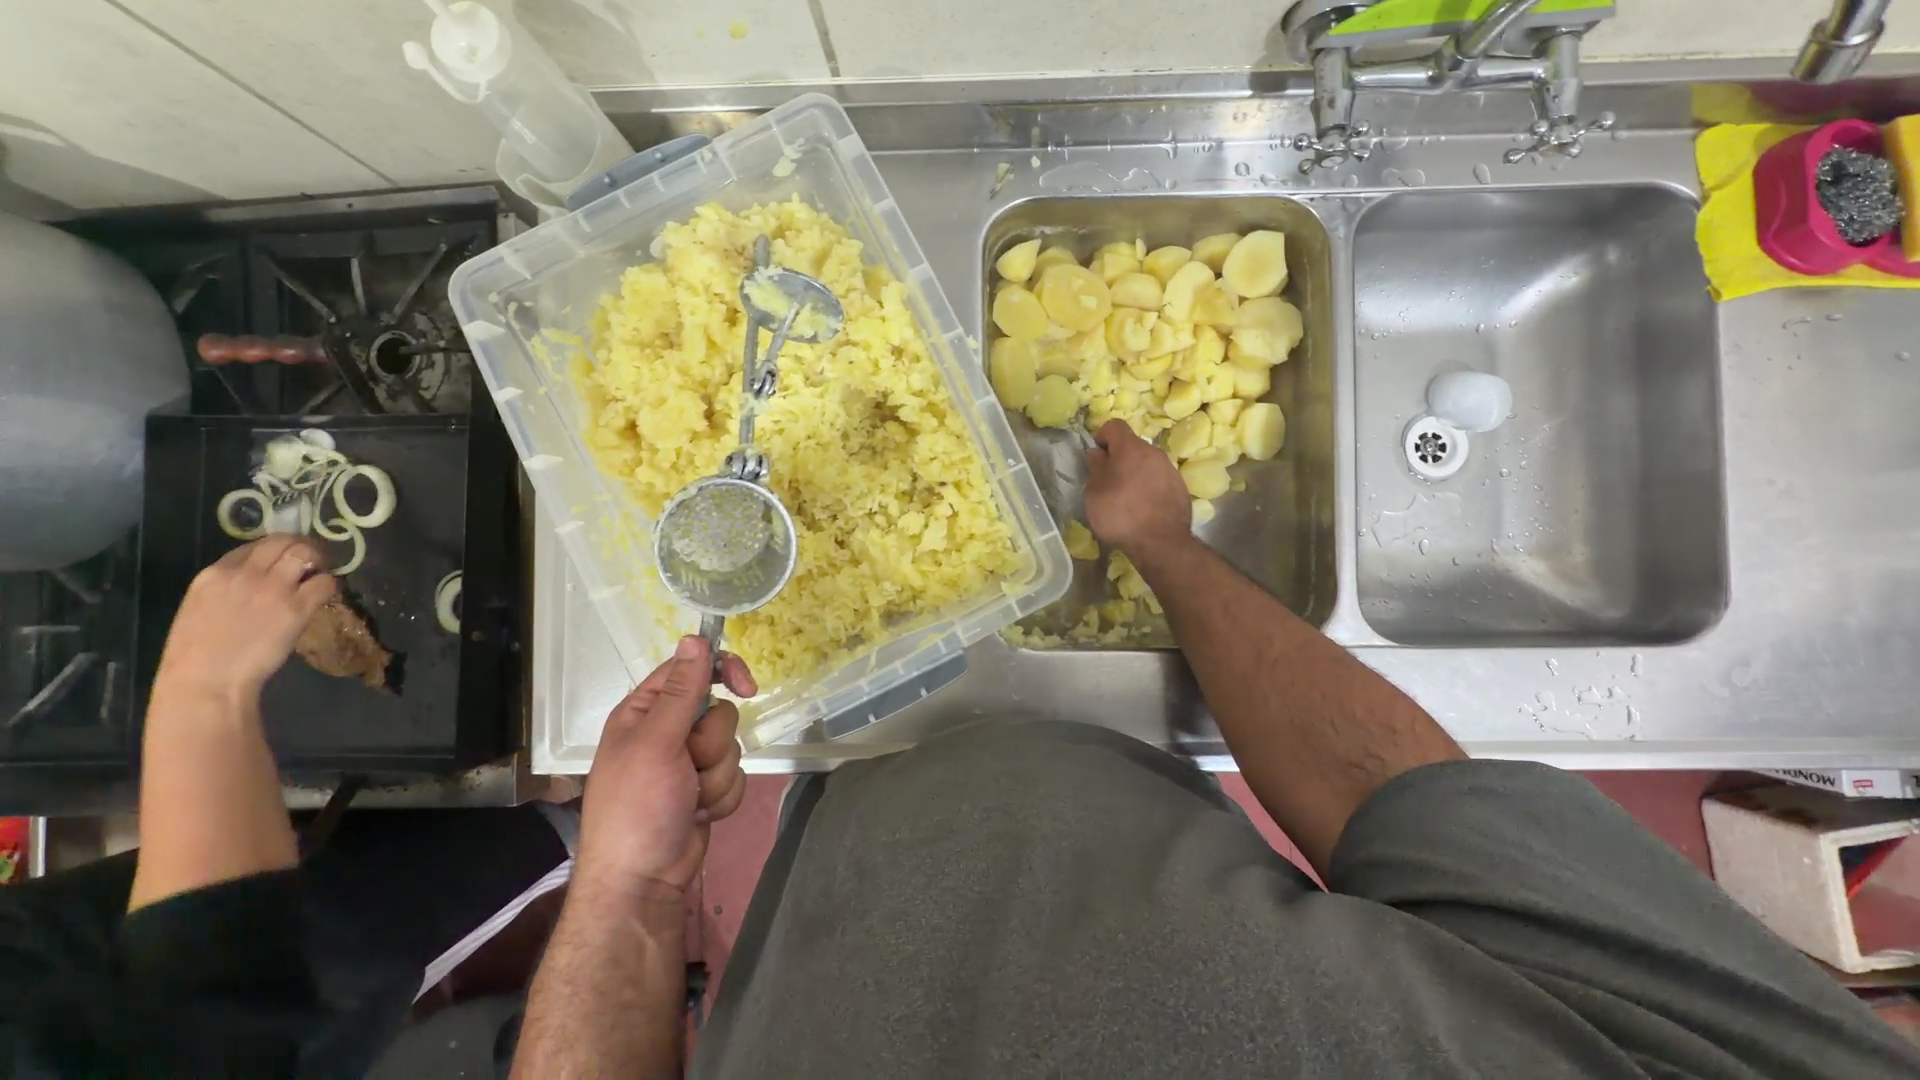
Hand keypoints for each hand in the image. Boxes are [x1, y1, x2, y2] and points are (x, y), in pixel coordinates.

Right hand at [154, 535, 335, 702]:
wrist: (206, 679)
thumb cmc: (197, 652)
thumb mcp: (202, 606)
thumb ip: (228, 588)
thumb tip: (258, 580)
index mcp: (214, 574)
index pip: (253, 546)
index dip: (275, 549)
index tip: (286, 558)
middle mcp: (245, 574)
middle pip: (283, 542)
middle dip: (302, 546)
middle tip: (313, 559)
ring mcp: (273, 588)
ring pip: (306, 554)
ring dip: (319, 561)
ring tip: (321, 573)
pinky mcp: (297, 607)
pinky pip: (325, 583)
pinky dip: (330, 585)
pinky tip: (326, 594)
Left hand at [575, 636, 756, 903]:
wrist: (643, 879)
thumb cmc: (638, 807)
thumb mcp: (656, 742)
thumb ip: (682, 691)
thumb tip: (695, 637)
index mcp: (644, 712)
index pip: (692, 671)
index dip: (722, 673)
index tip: (748, 687)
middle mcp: (666, 732)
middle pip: (720, 713)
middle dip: (713, 744)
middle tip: (688, 765)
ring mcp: (686, 763)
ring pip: (731, 747)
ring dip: (716, 776)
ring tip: (689, 798)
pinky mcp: (704, 789)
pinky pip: (733, 777)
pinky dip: (721, 797)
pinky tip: (698, 814)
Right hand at [1084, 419, 1191, 557]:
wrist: (1161, 543)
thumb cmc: (1120, 514)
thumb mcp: (1094, 492)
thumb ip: (1095, 467)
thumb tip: (1098, 452)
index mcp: (1131, 448)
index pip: (1115, 425)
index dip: (1102, 436)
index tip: (1097, 457)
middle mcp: (1154, 453)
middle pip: (1133, 446)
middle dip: (1119, 458)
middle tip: (1108, 481)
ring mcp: (1171, 470)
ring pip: (1147, 463)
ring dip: (1135, 473)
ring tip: (1127, 498)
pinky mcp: (1181, 488)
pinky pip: (1159, 479)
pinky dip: (1149, 487)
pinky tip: (1144, 508)